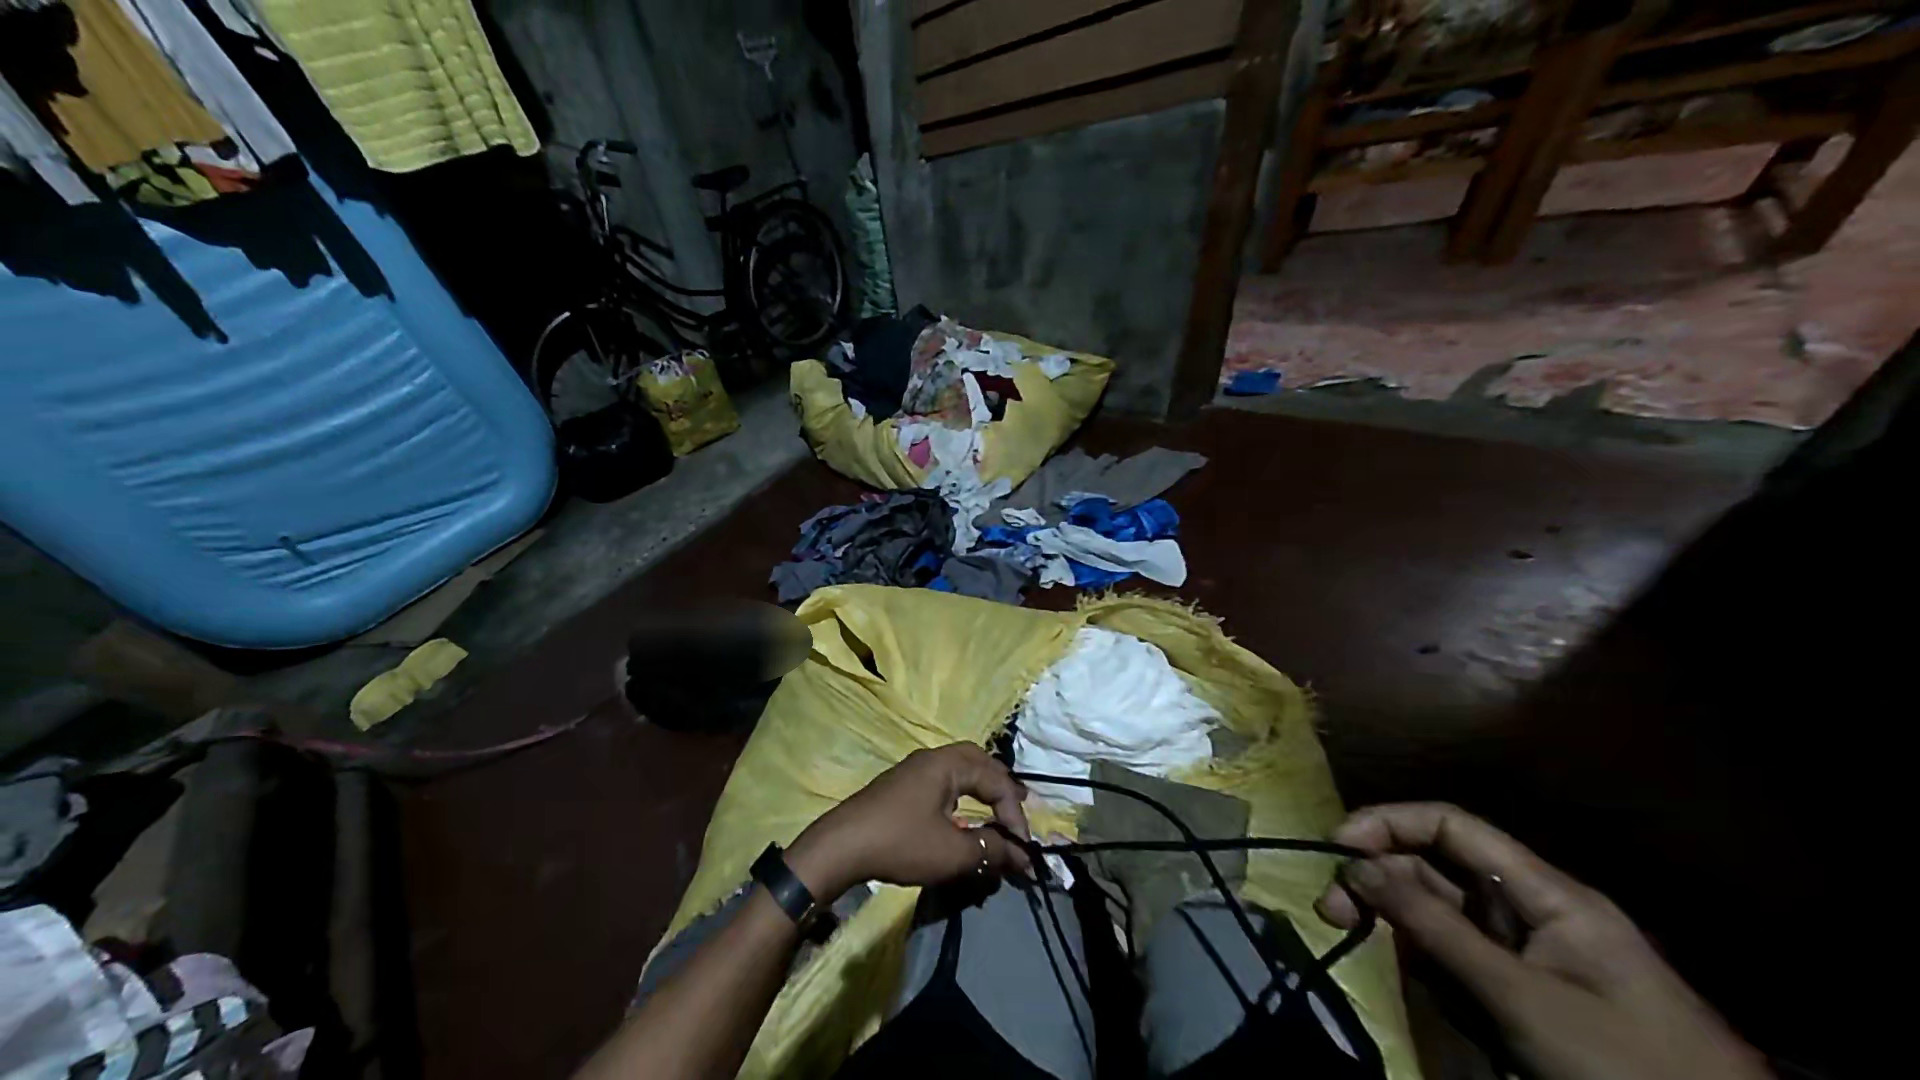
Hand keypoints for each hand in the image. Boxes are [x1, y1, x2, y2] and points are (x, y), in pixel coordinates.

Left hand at [784, 743, 1034, 900]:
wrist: (840, 847)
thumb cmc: (900, 843)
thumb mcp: (952, 852)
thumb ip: (992, 850)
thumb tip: (1023, 857)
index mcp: (948, 764)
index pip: (997, 781)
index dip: (1015, 815)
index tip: (1022, 849)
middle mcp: (933, 758)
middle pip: (979, 761)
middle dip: (1002, 787)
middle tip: (1019, 810)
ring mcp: (915, 770)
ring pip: (960, 769)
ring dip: (982, 789)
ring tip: (997, 811)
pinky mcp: (902, 787)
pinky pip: (944, 781)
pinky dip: (963, 794)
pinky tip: (963, 816)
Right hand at [1318, 803, 1769, 1079]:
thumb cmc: (1625, 1063)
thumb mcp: (1521, 996)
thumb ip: (1435, 927)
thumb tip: (1356, 867)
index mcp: (1544, 891)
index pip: (1451, 825)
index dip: (1389, 823)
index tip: (1337, 846)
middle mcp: (1528, 906)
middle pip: (1435, 868)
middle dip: (1378, 881)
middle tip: (1330, 911)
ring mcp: (1525, 949)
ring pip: (1438, 914)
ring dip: (1395, 924)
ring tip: (1354, 938)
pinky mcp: (1521, 987)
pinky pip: (1456, 957)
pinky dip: (1428, 965)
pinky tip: (1425, 988)